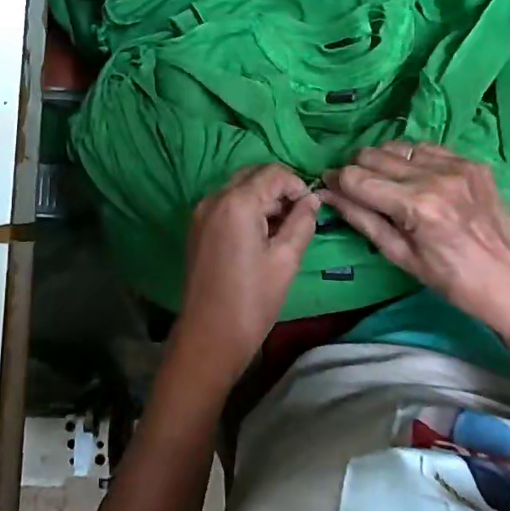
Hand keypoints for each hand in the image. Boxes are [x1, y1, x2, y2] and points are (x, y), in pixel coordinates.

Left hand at [173, 163, 319, 379]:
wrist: (209, 337)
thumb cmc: (252, 300)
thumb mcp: (285, 260)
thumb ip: (301, 222)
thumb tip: (312, 200)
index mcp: (237, 203)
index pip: (273, 173)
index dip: (297, 184)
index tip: (311, 207)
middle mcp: (214, 198)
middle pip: (253, 174)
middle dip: (279, 188)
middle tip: (299, 215)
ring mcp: (201, 212)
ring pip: (239, 187)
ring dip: (263, 197)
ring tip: (283, 227)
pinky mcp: (197, 227)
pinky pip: (226, 203)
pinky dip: (246, 208)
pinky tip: (261, 233)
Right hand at [322, 142, 509, 340]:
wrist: (509, 280)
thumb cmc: (451, 280)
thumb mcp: (399, 256)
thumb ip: (362, 219)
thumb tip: (328, 194)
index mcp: (417, 206)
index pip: (358, 178)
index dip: (337, 181)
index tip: (329, 186)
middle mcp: (436, 177)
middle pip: (374, 156)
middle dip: (357, 170)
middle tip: (356, 188)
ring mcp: (457, 166)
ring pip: (398, 146)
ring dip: (383, 161)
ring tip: (386, 182)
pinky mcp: (472, 162)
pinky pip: (427, 147)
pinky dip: (412, 159)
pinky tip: (414, 177)